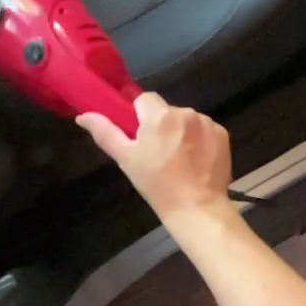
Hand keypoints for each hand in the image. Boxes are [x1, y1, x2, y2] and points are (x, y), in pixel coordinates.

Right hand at [77, 93, 235, 226]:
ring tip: (178, 160)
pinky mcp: (222, 133)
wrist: (196, 207)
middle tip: (157, 153)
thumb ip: (105, 133)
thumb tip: (83, 116)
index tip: (140, 137)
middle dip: (160, 125)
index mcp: (159, 116)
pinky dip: (198, 140)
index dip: (139, 116)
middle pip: (166, 110)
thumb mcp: (126, 160)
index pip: (144, 99)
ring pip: (185, 119)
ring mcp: (206, 122)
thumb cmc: (157, 185)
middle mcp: (185, 112)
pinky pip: (204, 129)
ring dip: (180, 132)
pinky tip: (195, 160)